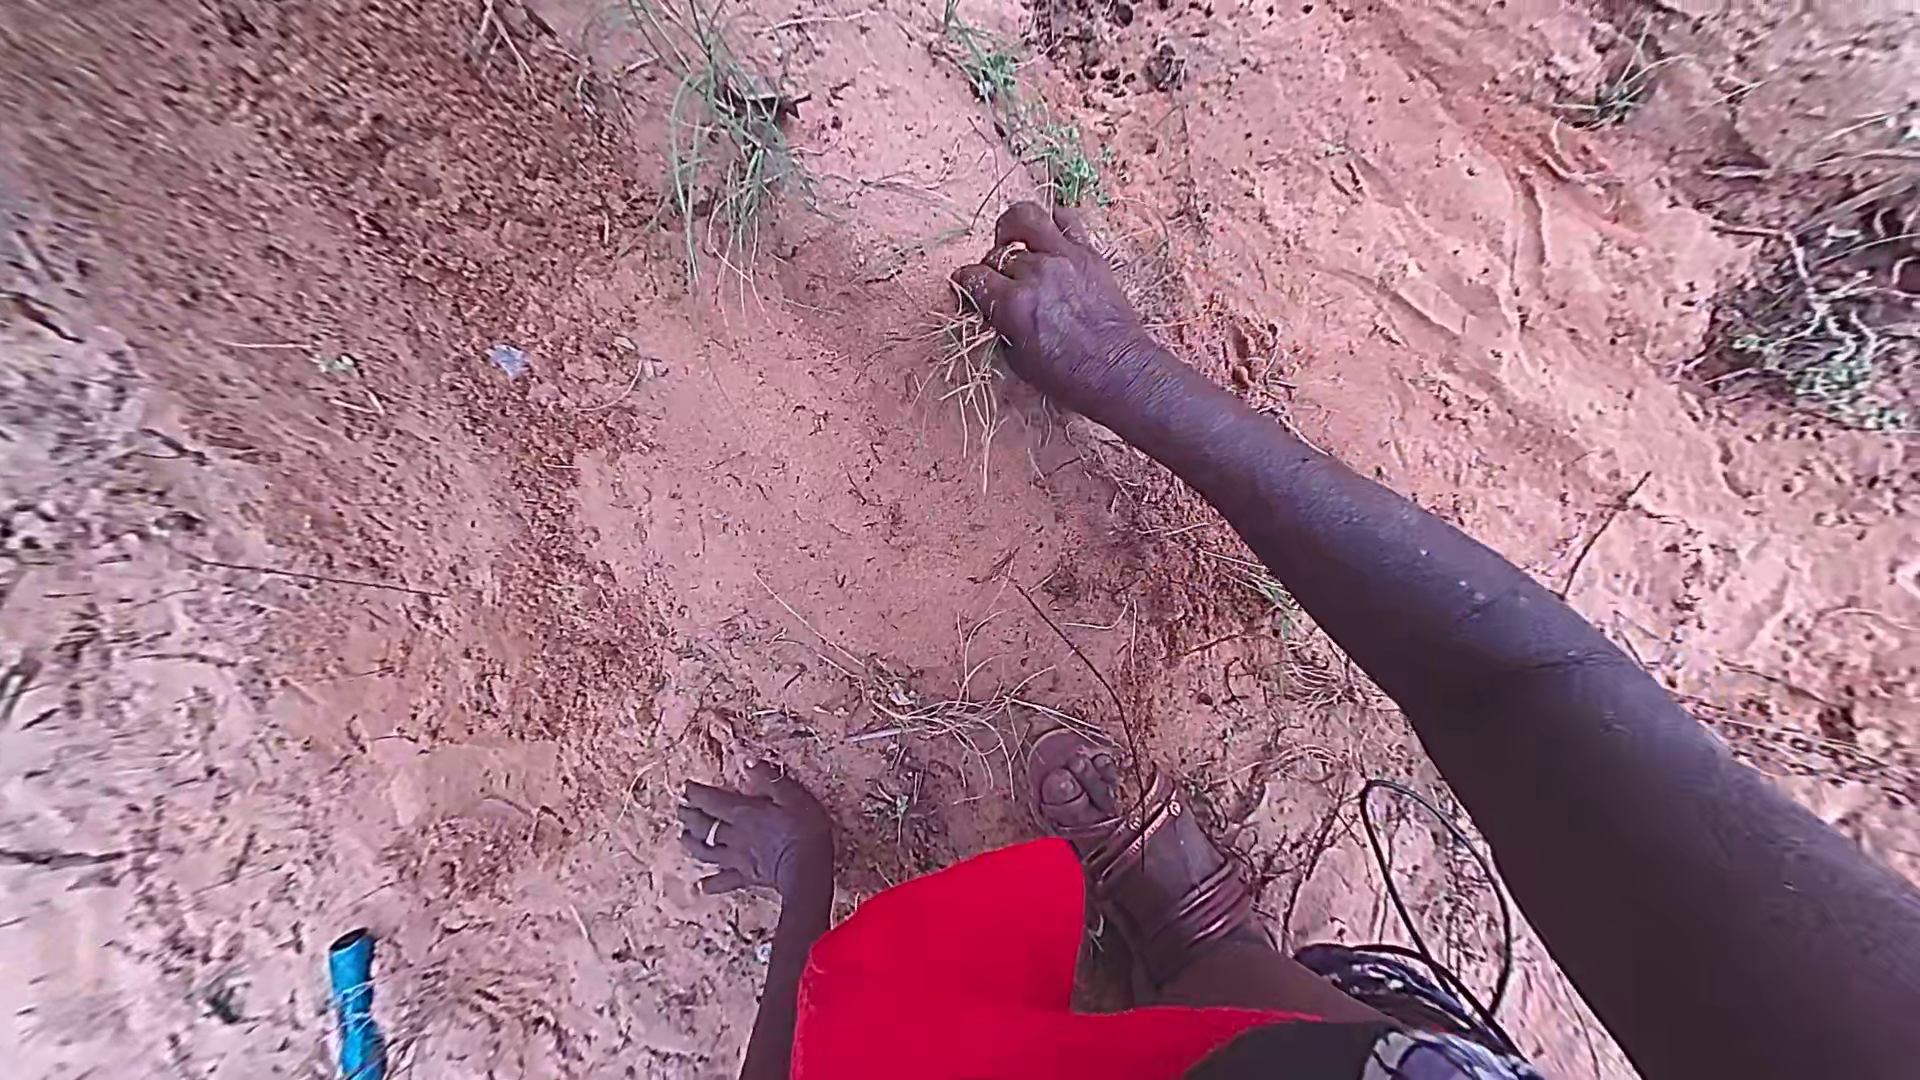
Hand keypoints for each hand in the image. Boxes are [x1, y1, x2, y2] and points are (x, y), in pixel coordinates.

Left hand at [678, 763, 833, 898]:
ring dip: (692, 844)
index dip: (696, 794)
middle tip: (680, 809)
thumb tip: (749, 763)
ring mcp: (737, 859)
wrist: (806, 868)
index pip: (712, 801)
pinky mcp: (745, 877)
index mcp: (744, 813)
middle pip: (704, 826)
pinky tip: (703, 885)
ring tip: (684, 837)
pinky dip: (710, 883)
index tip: (685, 787)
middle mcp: (734, 835)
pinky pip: (722, 882)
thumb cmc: (803, 828)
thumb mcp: (792, 795)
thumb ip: (769, 779)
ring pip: (706, 852)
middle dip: (689, 817)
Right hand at [951, 202, 1171, 423]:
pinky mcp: (1088, 253)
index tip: (966, 290)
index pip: (972, 277)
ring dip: (1011, 230)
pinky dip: (1051, 224)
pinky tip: (1047, 240)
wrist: (1115, 371)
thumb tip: (993, 309)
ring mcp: (1063, 257)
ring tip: (1011, 242)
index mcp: (1012, 304)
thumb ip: (1000, 326)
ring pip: (1025, 219)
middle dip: (990, 270)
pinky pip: (1065, 219)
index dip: (964, 284)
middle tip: (996, 284)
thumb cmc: (1066, 378)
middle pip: (996, 255)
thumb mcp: (1018, 361)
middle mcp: (1034, 273)